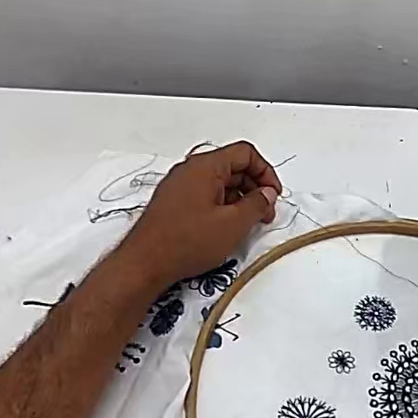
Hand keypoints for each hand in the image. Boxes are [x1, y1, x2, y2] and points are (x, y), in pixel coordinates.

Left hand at [113, 142, 281, 289]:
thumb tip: (266, 194)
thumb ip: (256, 204)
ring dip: (239, 199)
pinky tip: (226, 228)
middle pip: (233, 167)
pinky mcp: (174, 202)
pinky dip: (222, 206)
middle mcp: (189, 170)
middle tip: (264, 213)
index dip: (265, 173)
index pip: (245, 153)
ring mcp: (179, 186)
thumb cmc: (182, 243)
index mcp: (205, 166)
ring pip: (219, 183)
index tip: (273, 194)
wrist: (145, 264)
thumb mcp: (233, 224)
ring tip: (246, 225)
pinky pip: (205, 195)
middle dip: (254, 188)